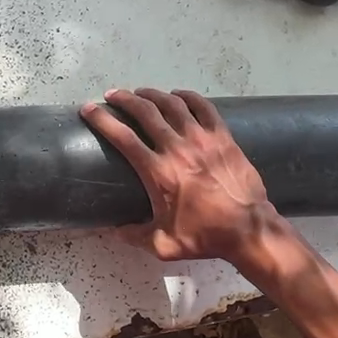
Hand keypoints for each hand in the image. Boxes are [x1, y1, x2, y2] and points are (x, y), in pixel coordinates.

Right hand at [81, 88, 292, 278]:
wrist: (248, 230)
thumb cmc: (204, 236)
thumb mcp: (163, 245)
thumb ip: (134, 236)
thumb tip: (115, 230)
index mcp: (158, 172)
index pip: (123, 137)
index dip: (102, 120)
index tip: (89, 109)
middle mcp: (177, 148)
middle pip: (145, 112)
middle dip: (124, 99)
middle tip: (113, 95)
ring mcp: (202, 139)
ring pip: (172, 104)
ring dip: (153, 94)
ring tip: (141, 93)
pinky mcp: (223, 137)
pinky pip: (204, 107)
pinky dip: (188, 97)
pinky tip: (178, 95)